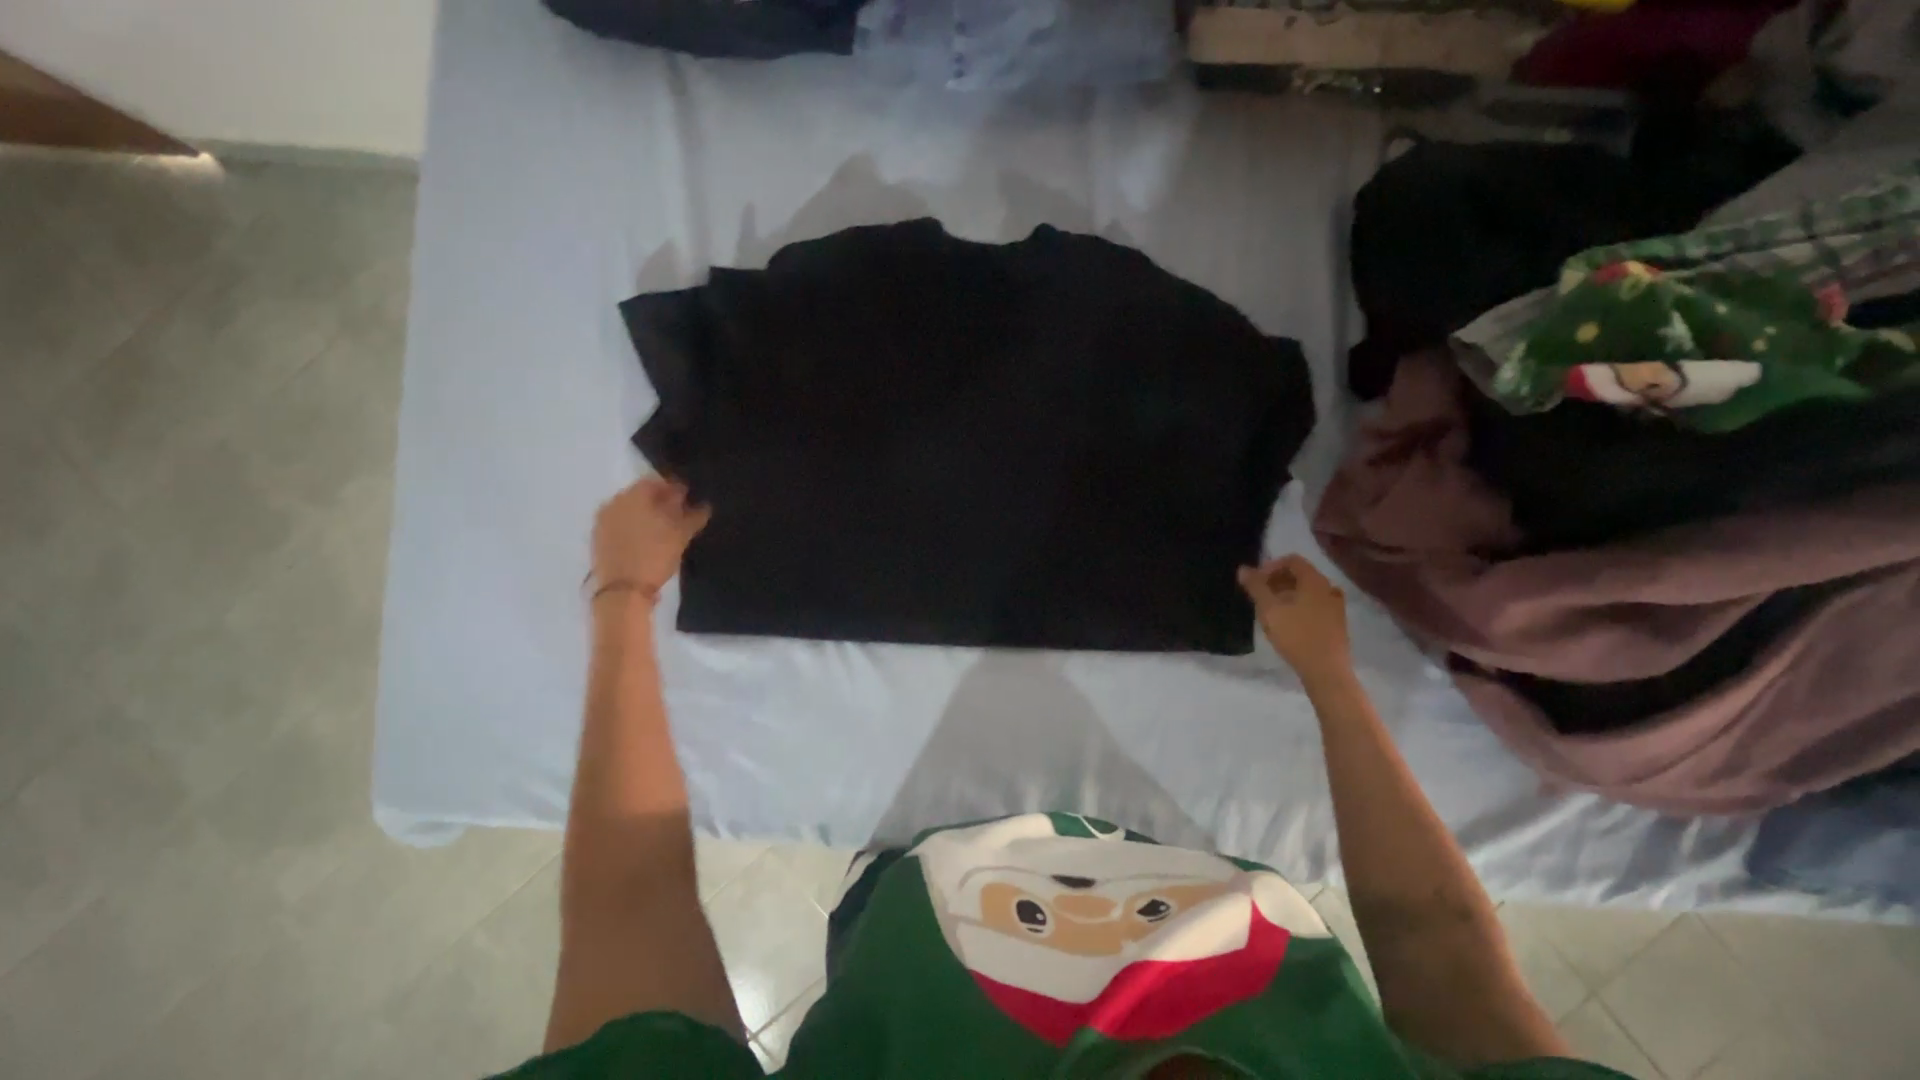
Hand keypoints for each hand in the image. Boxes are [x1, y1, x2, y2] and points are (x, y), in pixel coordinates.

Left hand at [591, 476, 710, 599]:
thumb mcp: (681, 535)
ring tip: (663, 531)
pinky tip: (646, 541)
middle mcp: (614, 501)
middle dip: (659, 502)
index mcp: (634, 494)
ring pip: (629, 511)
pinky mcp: (597, 539)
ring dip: (646, 516)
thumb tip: (703, 505)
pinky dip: (633, 528)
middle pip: (641, 495)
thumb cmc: (655, 556)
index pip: (657, 481)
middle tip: (678, 515)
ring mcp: (603, 520)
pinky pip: (620, 525)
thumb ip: (694, 516)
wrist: (622, 591)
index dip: (675, 489)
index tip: (688, 499)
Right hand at [1238, 554, 1351, 684]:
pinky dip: (1299, 607)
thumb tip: (1243, 569)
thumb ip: (1256, 587)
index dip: (1270, 567)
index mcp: (1315, 580)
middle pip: (1300, 575)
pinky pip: (1315, 606)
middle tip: (1260, 597)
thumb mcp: (1269, 610)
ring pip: (1307, 592)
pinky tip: (1287, 624)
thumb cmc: (1296, 636)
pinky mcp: (1336, 623)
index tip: (1255, 582)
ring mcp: (1336, 606)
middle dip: (1277, 581)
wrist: (1326, 670)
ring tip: (1271, 611)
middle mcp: (1329, 588)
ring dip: (1287, 595)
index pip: (1292, 560)